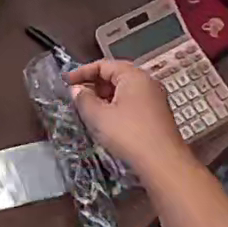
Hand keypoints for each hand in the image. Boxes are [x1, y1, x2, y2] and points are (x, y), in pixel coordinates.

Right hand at [67, 59, 196, 173]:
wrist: (161, 161)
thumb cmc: (128, 134)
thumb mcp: (98, 116)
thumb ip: (83, 99)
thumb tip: (77, 89)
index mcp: (134, 76)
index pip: (104, 64)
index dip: (82, 71)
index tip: (66, 82)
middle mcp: (147, 83)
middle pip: (115, 75)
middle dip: (93, 84)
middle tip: (75, 96)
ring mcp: (154, 99)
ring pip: (123, 90)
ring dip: (103, 96)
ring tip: (86, 109)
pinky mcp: (155, 115)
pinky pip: (131, 102)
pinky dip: (114, 106)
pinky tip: (104, 120)